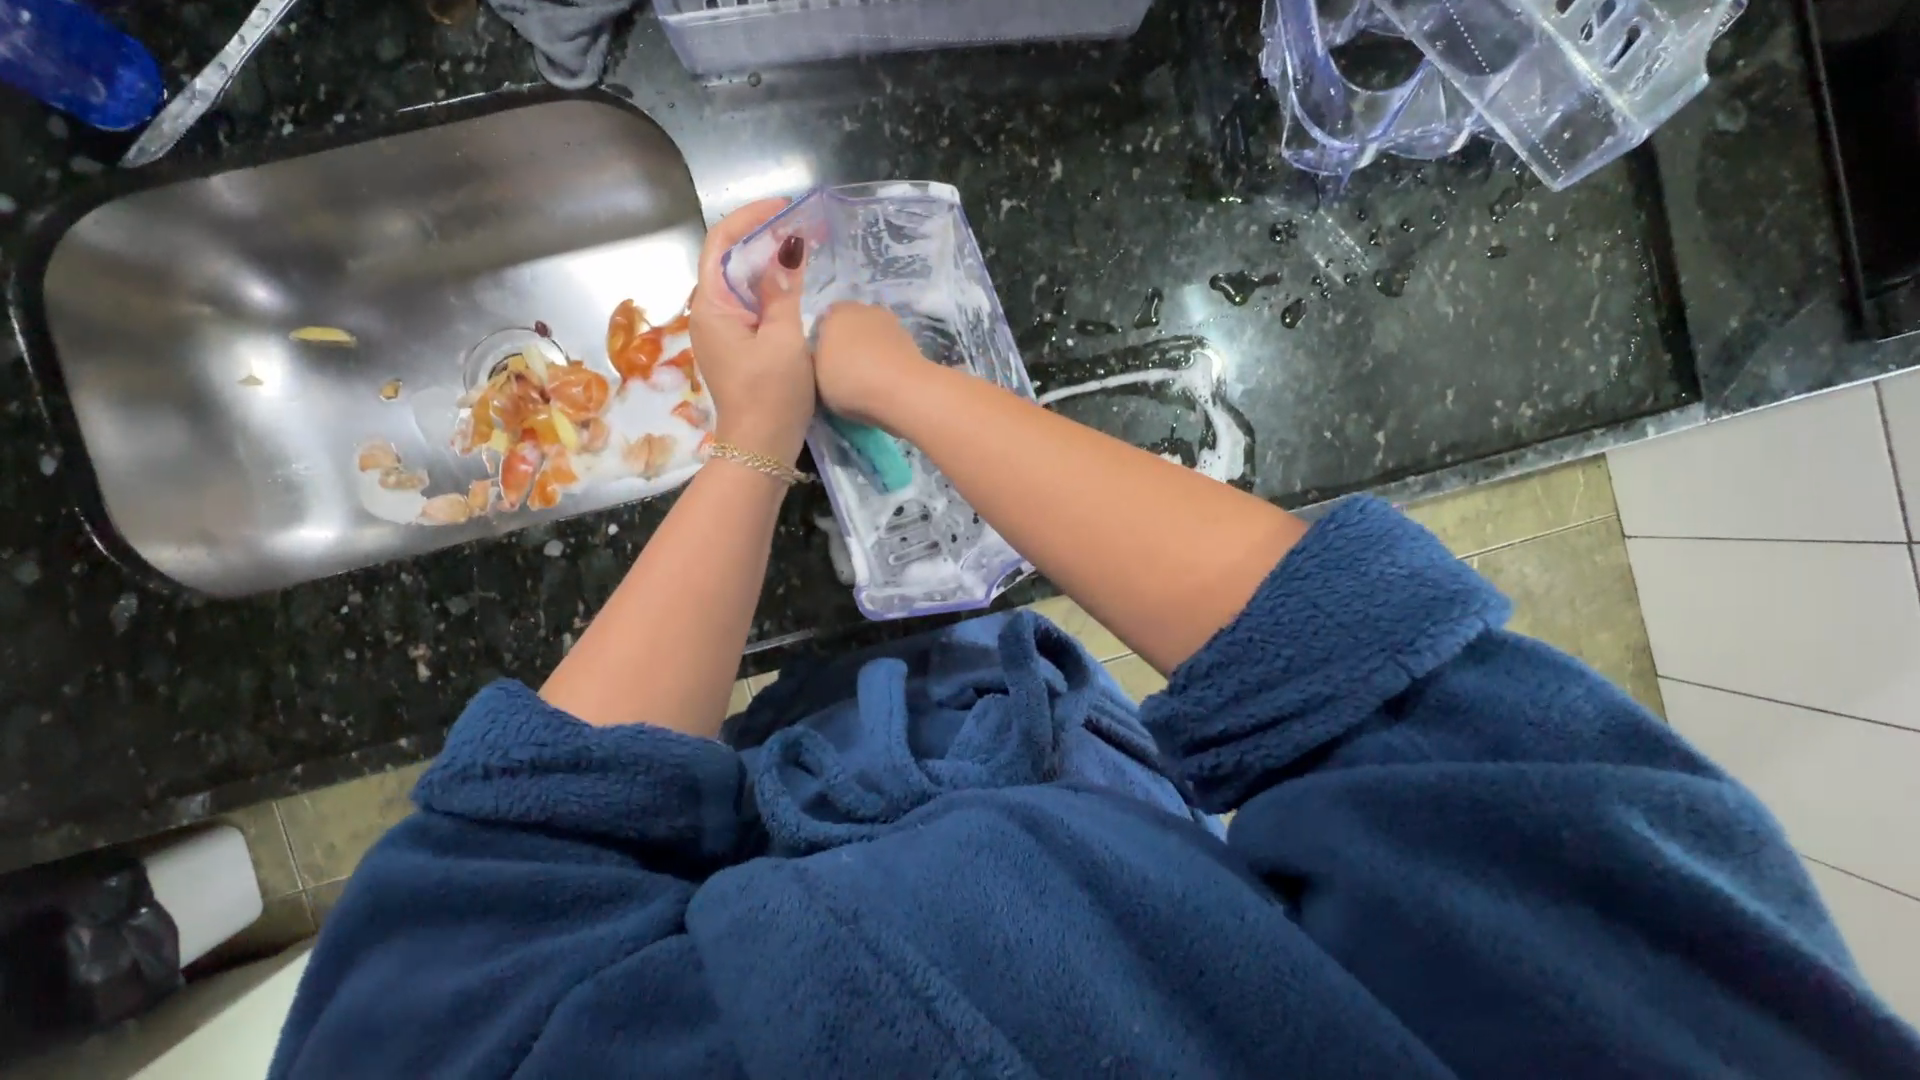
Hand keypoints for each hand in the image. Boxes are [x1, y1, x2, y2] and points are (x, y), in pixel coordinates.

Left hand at [690, 199, 815, 466]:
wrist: (760, 449)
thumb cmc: (772, 395)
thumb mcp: (784, 339)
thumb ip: (783, 290)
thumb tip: (789, 246)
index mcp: (712, 306)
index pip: (721, 243)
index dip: (750, 219)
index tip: (784, 208)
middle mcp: (708, 313)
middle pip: (729, 260)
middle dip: (762, 238)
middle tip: (801, 227)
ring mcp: (719, 332)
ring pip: (740, 283)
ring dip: (767, 263)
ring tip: (802, 249)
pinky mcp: (734, 347)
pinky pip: (748, 306)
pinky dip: (768, 289)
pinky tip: (792, 288)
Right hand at [813, 302, 934, 431]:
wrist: (902, 391)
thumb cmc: (850, 381)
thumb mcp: (816, 377)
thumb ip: (816, 361)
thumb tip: (822, 356)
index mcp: (835, 313)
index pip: (822, 323)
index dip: (822, 343)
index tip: (822, 365)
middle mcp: (864, 309)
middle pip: (850, 325)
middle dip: (847, 342)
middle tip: (844, 371)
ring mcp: (890, 322)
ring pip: (872, 335)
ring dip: (869, 349)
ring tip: (868, 377)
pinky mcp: (910, 339)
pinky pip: (890, 347)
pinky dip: (886, 358)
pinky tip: (885, 378)